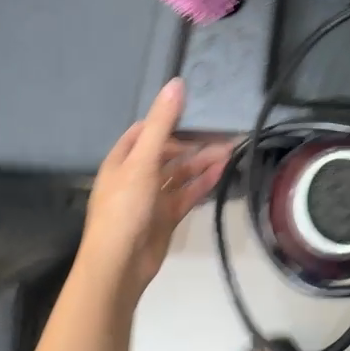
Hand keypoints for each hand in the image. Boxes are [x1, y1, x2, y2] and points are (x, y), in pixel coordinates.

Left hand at [78, 78, 230, 304]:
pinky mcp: (165, 217)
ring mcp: (151, 198)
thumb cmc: (125, 207)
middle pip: (167, 152)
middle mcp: (135, 176)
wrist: (119, 267)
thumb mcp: (143, 161)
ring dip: (202, 162)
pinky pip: (186, 194)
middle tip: (221, 132)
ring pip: (180, 173)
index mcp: (122, 161)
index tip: (193, 111)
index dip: (167, 120)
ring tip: (230, 150)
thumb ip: (162, 123)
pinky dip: (202, 182)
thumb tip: (176, 83)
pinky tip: (222, 172)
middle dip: (192, 143)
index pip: (144, 131)